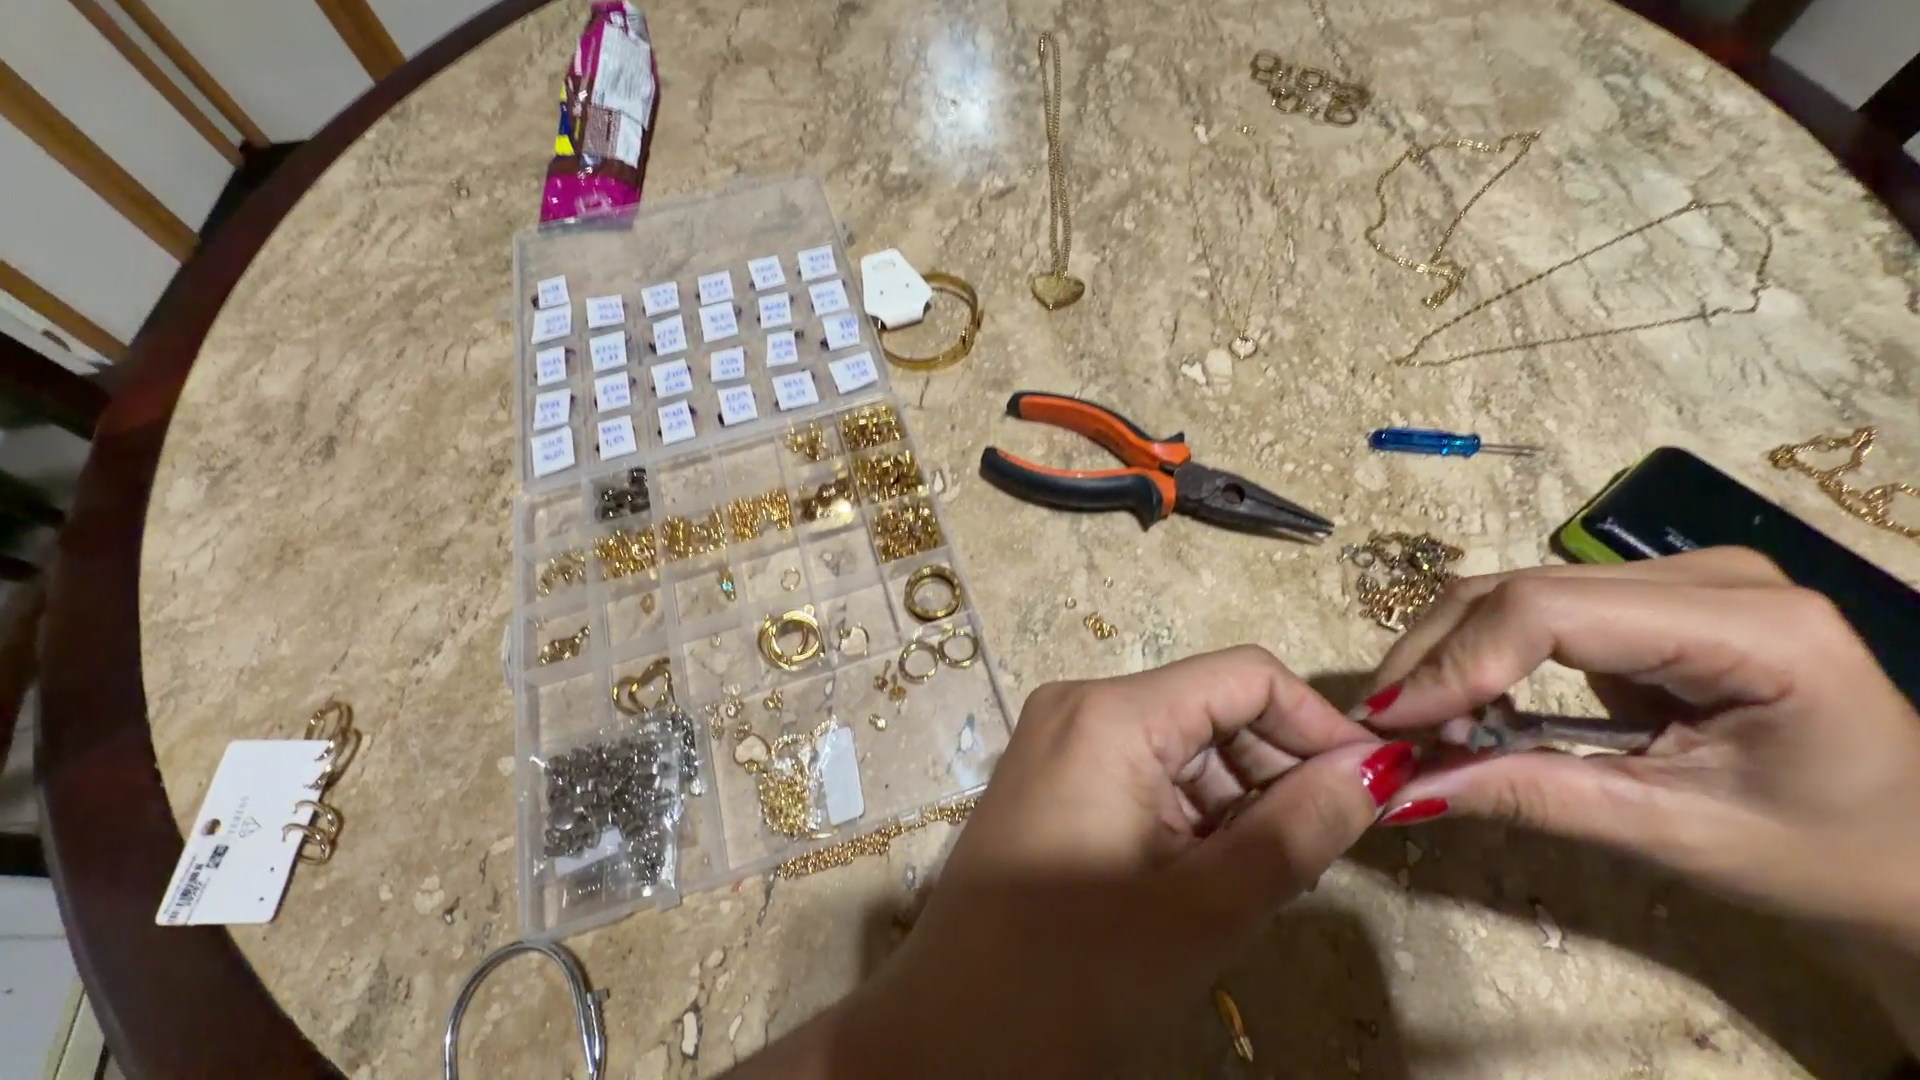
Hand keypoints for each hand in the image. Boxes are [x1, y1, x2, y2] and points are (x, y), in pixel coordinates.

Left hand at [736, 646, 1414, 1076]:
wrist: (951, 1035)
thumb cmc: (1077, 972)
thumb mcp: (1205, 906)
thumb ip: (1300, 829)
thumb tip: (1377, 769)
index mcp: (1110, 712)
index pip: (1244, 676)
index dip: (1317, 723)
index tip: (1372, 787)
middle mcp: (1078, 706)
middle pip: (1210, 708)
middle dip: (1275, 768)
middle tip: (1320, 847)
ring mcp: (1057, 741)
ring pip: (1180, 745)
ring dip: (1235, 800)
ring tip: (1259, 875)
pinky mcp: (1050, 780)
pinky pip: (1142, 772)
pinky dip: (1190, 813)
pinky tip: (1205, 874)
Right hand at [1354, 547, 1919, 948]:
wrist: (1908, 851)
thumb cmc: (1825, 855)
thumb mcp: (1673, 832)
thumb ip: (1532, 798)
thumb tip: (1399, 790)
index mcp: (1752, 625)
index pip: (1550, 612)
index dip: (1454, 663)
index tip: (1389, 725)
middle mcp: (1706, 574)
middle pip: (1517, 591)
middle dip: (1432, 658)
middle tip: (1381, 728)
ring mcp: (1675, 578)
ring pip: (1509, 593)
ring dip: (1445, 656)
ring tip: (1413, 722)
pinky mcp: (1646, 599)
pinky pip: (1530, 611)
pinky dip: (1476, 656)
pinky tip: (1458, 704)